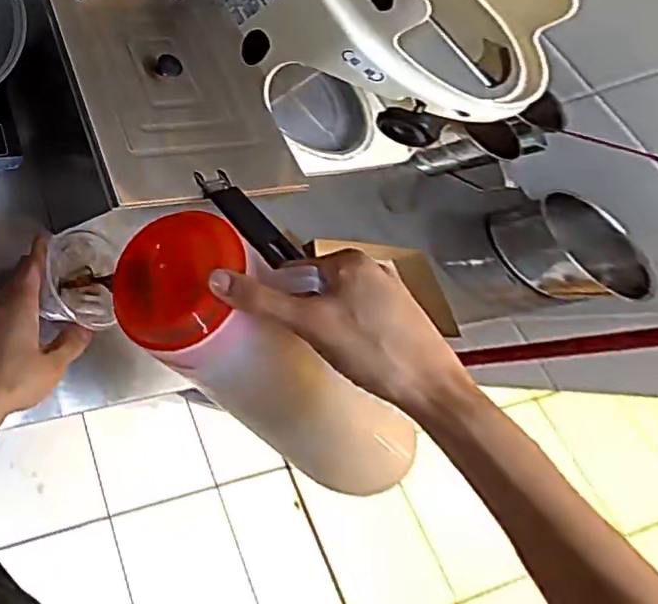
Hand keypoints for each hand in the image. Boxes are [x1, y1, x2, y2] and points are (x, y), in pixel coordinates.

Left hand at [0, 236, 93, 417]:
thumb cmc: (18, 377)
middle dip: (32, 264)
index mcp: (20, 306)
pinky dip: (18, 295)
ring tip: (39, 279)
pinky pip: (6, 302)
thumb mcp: (53, 364)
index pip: (30, 271)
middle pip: (18, 276)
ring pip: (10, 289)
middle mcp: (5, 305)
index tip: (43, 238)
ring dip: (24, 279)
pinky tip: (26, 307)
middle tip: (48, 256)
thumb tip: (85, 327)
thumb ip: (70, 343)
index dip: (38, 253)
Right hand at [208, 249, 477, 422]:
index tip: (288, 318)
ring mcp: (393, 294)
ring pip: (335, 301)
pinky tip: (354, 352)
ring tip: (333, 346)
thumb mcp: (308, 323)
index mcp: (351, 261)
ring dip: (326, 321)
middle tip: (309, 335)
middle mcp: (374, 270)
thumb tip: (218, 278)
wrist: (439, 398)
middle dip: (305, 309)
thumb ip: (260, 299)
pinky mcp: (403, 318)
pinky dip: (348, 331)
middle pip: (313, 284)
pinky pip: (357, 315)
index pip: (292, 268)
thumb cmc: (377, 354)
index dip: (282, 295)